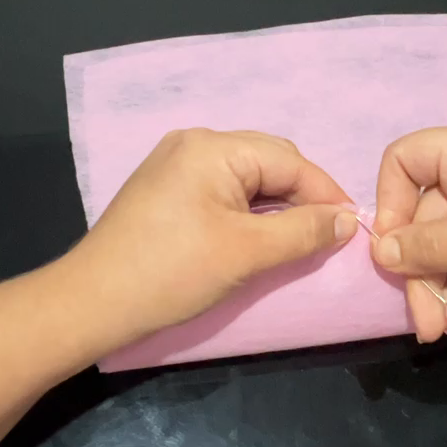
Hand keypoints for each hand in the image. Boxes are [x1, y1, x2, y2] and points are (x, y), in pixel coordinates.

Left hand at [63, 129, 358, 345]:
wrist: (92, 303)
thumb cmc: (172, 273)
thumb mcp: (247, 253)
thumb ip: (303, 231)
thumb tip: (347, 220)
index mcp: (213, 147)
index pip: (289, 160)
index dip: (326, 193)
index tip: (353, 227)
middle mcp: (194, 144)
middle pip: (269, 162)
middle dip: (302, 196)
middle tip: (326, 235)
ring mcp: (175, 164)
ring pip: (247, 177)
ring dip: (276, 205)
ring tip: (298, 238)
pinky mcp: (166, 189)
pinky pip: (223, 189)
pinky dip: (248, 210)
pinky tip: (259, 235)